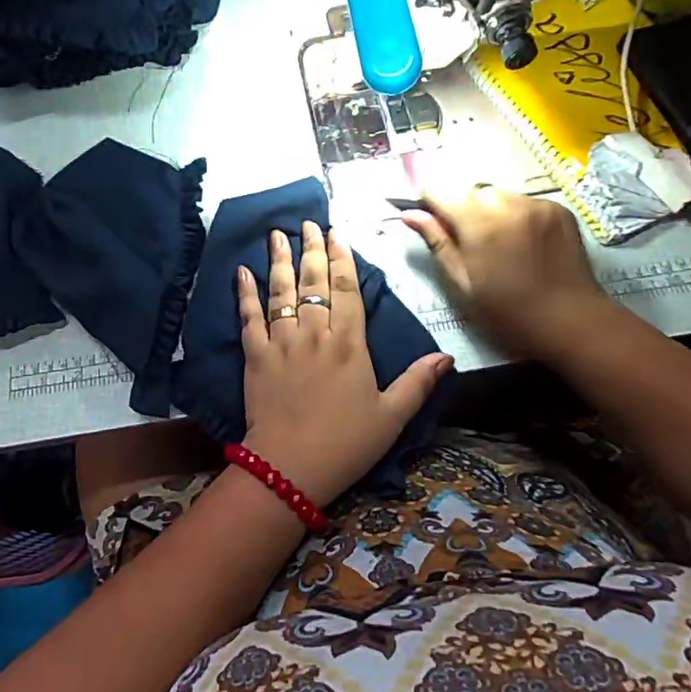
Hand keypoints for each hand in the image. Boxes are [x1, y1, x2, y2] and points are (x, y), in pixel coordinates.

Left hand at [238, 222, 452, 506]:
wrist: (289, 468)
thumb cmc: (346, 443)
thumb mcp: (391, 416)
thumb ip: (418, 382)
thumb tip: (447, 356)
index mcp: (350, 343)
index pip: (347, 289)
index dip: (343, 259)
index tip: (338, 233)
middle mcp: (315, 333)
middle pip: (314, 282)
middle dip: (312, 249)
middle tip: (310, 223)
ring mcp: (282, 342)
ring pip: (281, 292)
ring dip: (280, 261)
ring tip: (277, 234)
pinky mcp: (255, 357)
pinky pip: (249, 318)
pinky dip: (245, 294)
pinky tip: (242, 272)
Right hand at [401, 186, 611, 361]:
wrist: (571, 322)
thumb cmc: (508, 314)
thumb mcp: (463, 285)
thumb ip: (437, 243)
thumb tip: (409, 214)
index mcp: (480, 225)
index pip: (441, 192)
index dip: (429, 202)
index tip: (429, 218)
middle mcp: (508, 205)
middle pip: (472, 192)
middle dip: (464, 210)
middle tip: (470, 243)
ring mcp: (538, 204)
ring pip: (500, 195)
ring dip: (492, 210)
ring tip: (499, 244)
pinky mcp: (559, 210)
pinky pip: (526, 202)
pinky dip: (518, 215)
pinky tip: (524, 243)